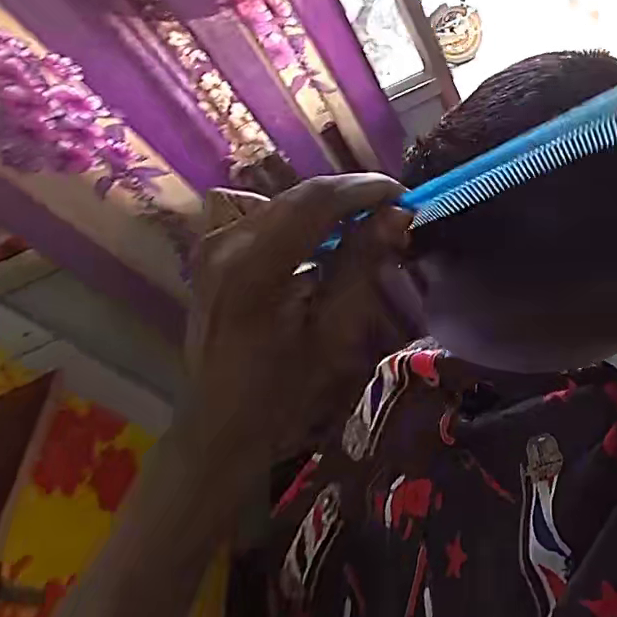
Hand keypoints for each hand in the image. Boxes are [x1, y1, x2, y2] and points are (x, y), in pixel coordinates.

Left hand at [185, 174, 411, 457]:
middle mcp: (225, 244)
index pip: (315, 201)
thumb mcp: (334, 334)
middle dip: (352, 196)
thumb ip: (360, 265)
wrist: (220, 427)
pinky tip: (329, 241)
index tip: (404, 197)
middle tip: (393, 212)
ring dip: (330, 208)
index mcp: (254, 268)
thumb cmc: (283, 393)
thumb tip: (395, 215)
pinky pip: (268, 219)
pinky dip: (305, 221)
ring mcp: (213, 247)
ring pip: (284, 203)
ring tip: (368, 224)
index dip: (365, 189)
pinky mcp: (212, 254)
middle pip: (299, 196)